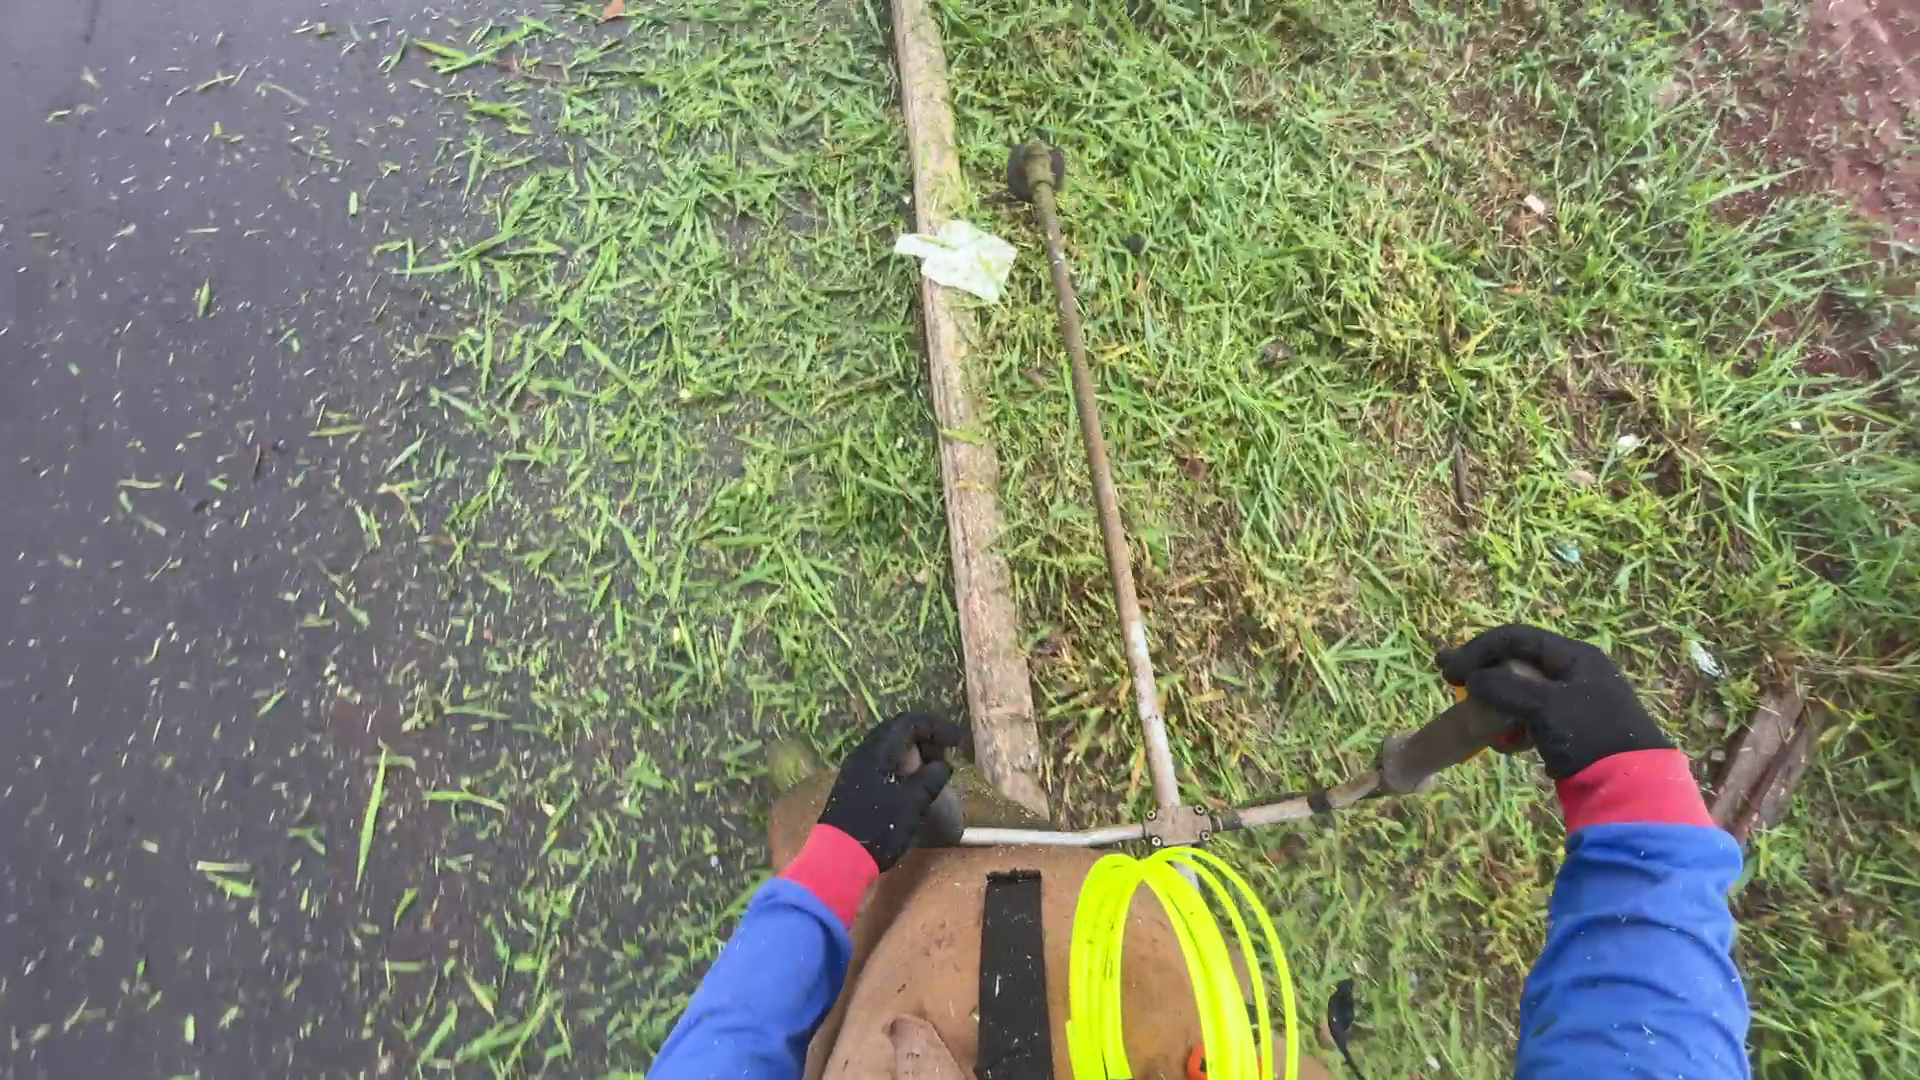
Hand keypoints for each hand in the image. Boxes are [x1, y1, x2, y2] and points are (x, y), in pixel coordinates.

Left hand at [819, 712, 966, 870]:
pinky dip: (901, 763)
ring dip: (913, 751)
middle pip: (899, 729)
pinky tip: (911, 782)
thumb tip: (943, 765)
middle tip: (944, 754)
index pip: (911, 722)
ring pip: (889, 745)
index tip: (958, 740)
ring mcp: (856, 766)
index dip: (938, 727)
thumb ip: (931, 778)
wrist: (839, 858)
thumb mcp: (913, 803)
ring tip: (931, 770)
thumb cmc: (879, 828)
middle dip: (926, 737)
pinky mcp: (853, 781)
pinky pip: (882, 759)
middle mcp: (865, 751)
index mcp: (879, 750)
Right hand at [1435, 624, 1670, 779]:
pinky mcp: (1564, 721)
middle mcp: (1572, 670)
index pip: (1514, 637)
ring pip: (1517, 684)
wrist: (1630, 785)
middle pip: (1513, 658)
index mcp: (1574, 656)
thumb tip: (1472, 680)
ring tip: (1468, 704)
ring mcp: (1569, 696)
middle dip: (1479, 668)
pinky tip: (1496, 731)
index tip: (1452, 670)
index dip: (1478, 649)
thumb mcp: (1543, 705)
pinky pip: (1526, 707)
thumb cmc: (1589, 735)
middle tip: (1449, 679)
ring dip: (1490, 692)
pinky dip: (1506, 714)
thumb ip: (1502, 686)